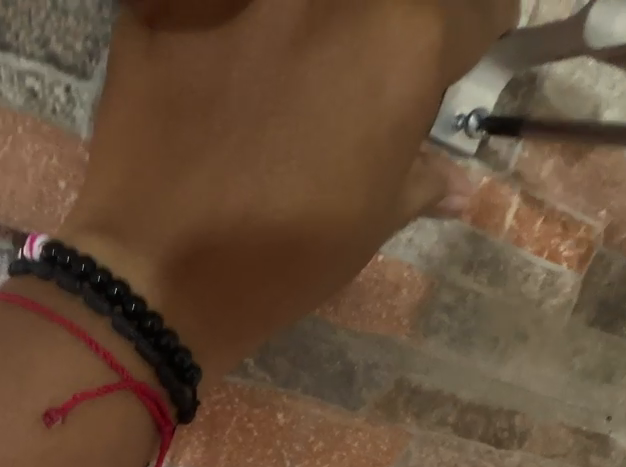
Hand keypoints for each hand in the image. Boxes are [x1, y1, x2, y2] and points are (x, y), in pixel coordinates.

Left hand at [60, 0, 516, 373]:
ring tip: (276, 69)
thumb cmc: (273, 268)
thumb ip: (414, 178)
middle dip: (378, 26)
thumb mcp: (363, 232)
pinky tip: (210, 65)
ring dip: (301, 21)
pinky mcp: (168, 4)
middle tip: (347, 70)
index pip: (473, 12)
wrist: (152, 281)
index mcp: (405, 40)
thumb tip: (455, 183)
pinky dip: (216, 21)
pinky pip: (206, 3)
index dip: (461, 44)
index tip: (441, 65)